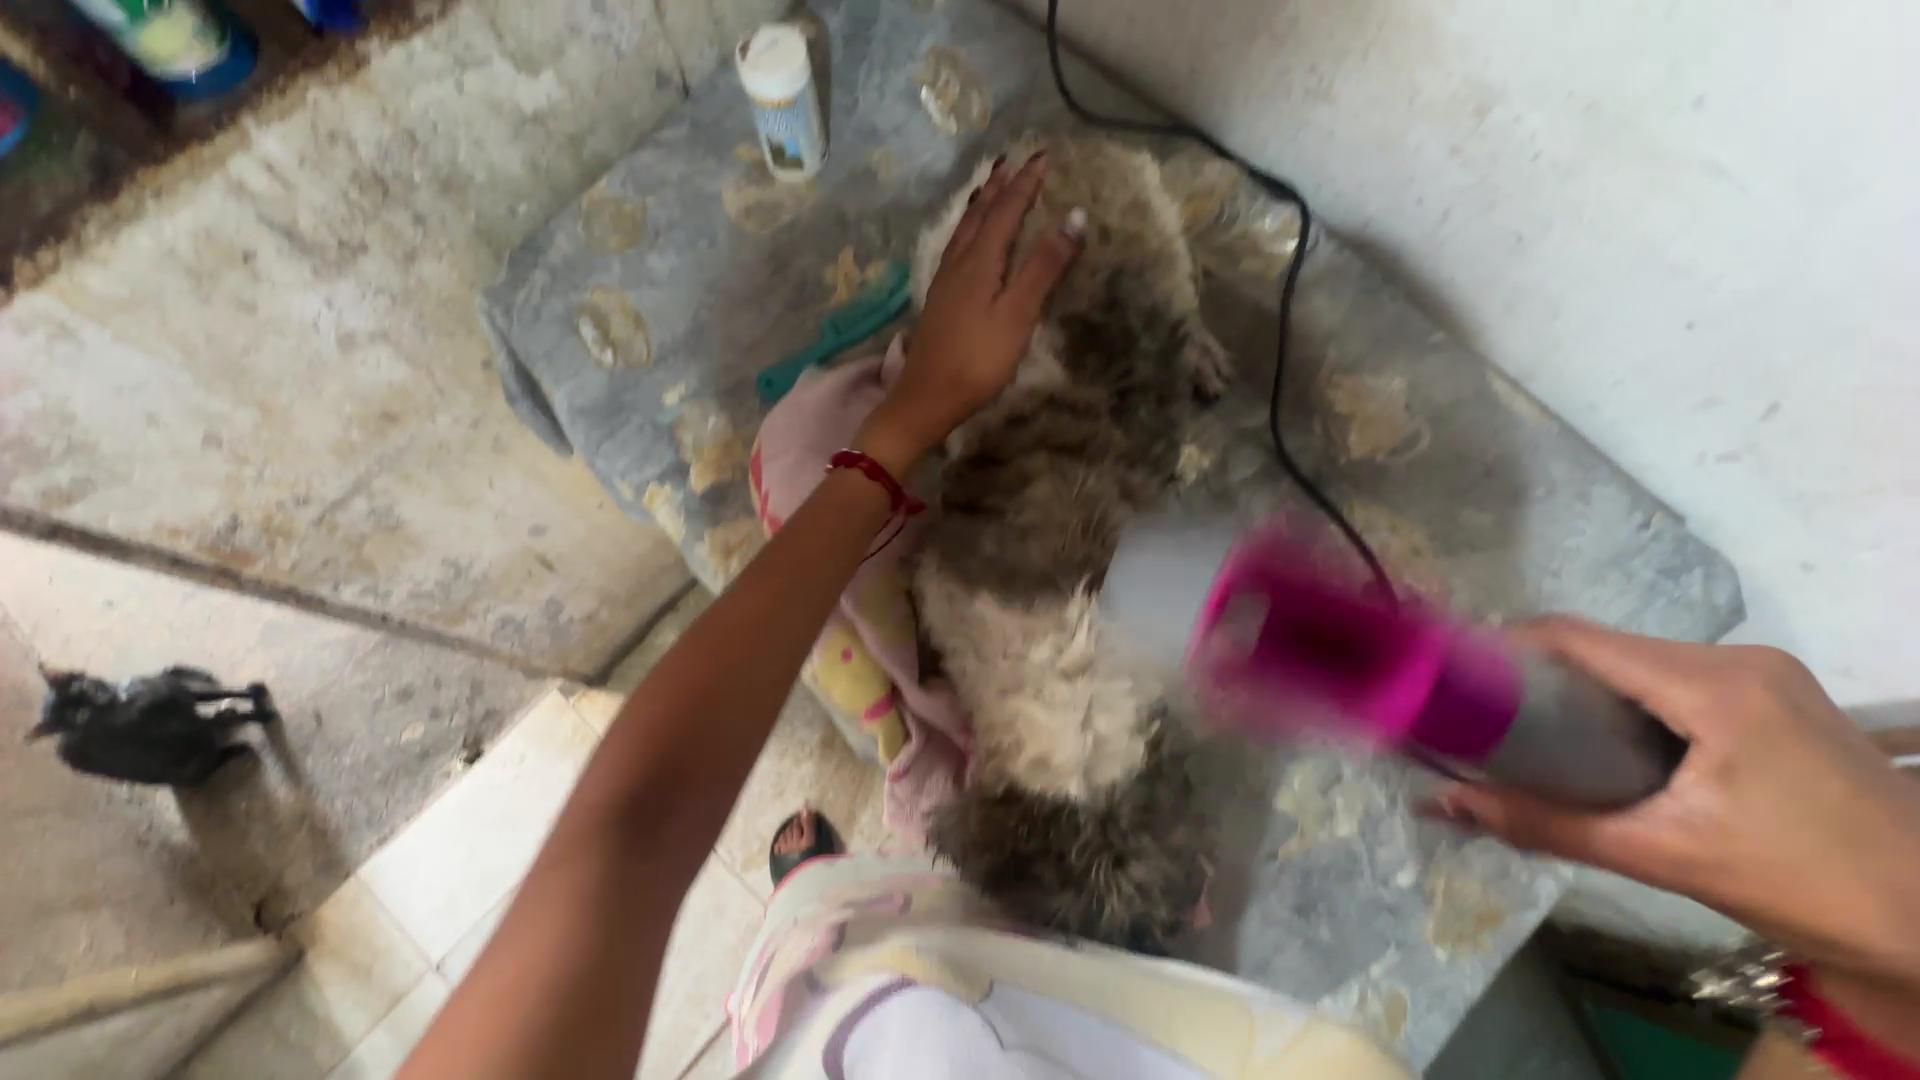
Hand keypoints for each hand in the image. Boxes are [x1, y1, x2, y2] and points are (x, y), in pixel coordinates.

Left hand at [854, 154, 1083, 475]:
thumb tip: (1075, 216)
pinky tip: (967, 241)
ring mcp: (945, 282)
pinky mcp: (940, 300)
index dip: (1026, 184)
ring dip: (980, 205)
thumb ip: (1044, 267)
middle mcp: (959, 262)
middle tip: (1014, 161)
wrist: (926, 399)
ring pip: (964, 230)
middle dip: (1000, 186)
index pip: (1007, 210)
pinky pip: (956, 248)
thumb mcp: (1018, 315)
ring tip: (989, 187)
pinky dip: (968, 230)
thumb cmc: (977, 360)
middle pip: (981, 215)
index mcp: (980, 261)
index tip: (1043, 157)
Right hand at [1427, 618, 1919, 993]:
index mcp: (1712, 685)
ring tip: (1538, 737)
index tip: (1454, 676)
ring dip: (1583, 692)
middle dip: (1539, 677)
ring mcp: (1764, 675)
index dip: (1504, 645)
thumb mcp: (1661, 855)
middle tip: (1489, 720)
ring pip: (1637, 662)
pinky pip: (1672, 678)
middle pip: (1604, 647)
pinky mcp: (1775, 696)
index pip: (1576, 636)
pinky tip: (1608, 745)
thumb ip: (1544, 825)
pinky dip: (1625, 702)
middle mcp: (1737, 660)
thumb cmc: (1806, 885)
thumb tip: (1442, 805)